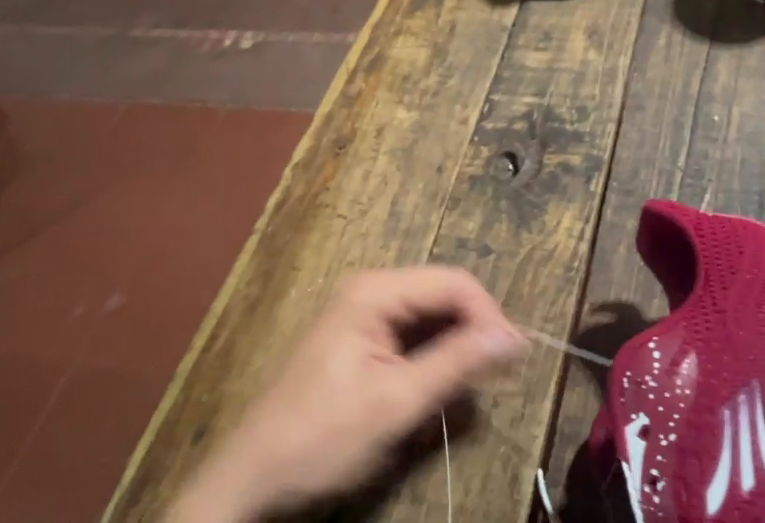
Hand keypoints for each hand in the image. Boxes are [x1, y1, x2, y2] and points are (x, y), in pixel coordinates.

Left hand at [166, 267, 526, 522]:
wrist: (250, 481)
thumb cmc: (319, 439)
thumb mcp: (396, 404)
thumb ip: (457, 365)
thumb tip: (515, 338)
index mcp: (374, 292)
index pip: (454, 283)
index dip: (489, 316)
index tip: (513, 359)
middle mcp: (370, 292)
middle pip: (444, 297)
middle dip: (471, 336)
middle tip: (491, 381)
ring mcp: (362, 316)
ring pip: (431, 320)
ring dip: (452, 354)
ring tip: (460, 394)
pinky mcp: (360, 342)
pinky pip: (412, 339)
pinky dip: (431, 364)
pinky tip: (431, 396)